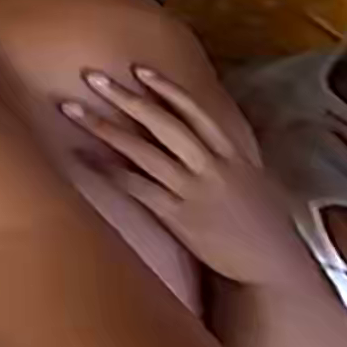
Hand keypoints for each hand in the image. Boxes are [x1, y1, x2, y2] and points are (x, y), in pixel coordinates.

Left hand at [63, 67, 313, 289]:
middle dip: (126, 97)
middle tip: (91, 75)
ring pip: (141, 150)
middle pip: (163, 124)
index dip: (167, 89)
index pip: (197, 113)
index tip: (137, 68)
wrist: (278, 277)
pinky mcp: (179, 216)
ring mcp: (194, 192)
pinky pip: (135, 186)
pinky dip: (106, 169)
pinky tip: (79, 154)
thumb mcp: (253, 180)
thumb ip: (222, 152)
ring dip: (102, 126)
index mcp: (233, 157)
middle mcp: (213, 169)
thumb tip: (194, 124)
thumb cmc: (261, 225)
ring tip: (69, 107)